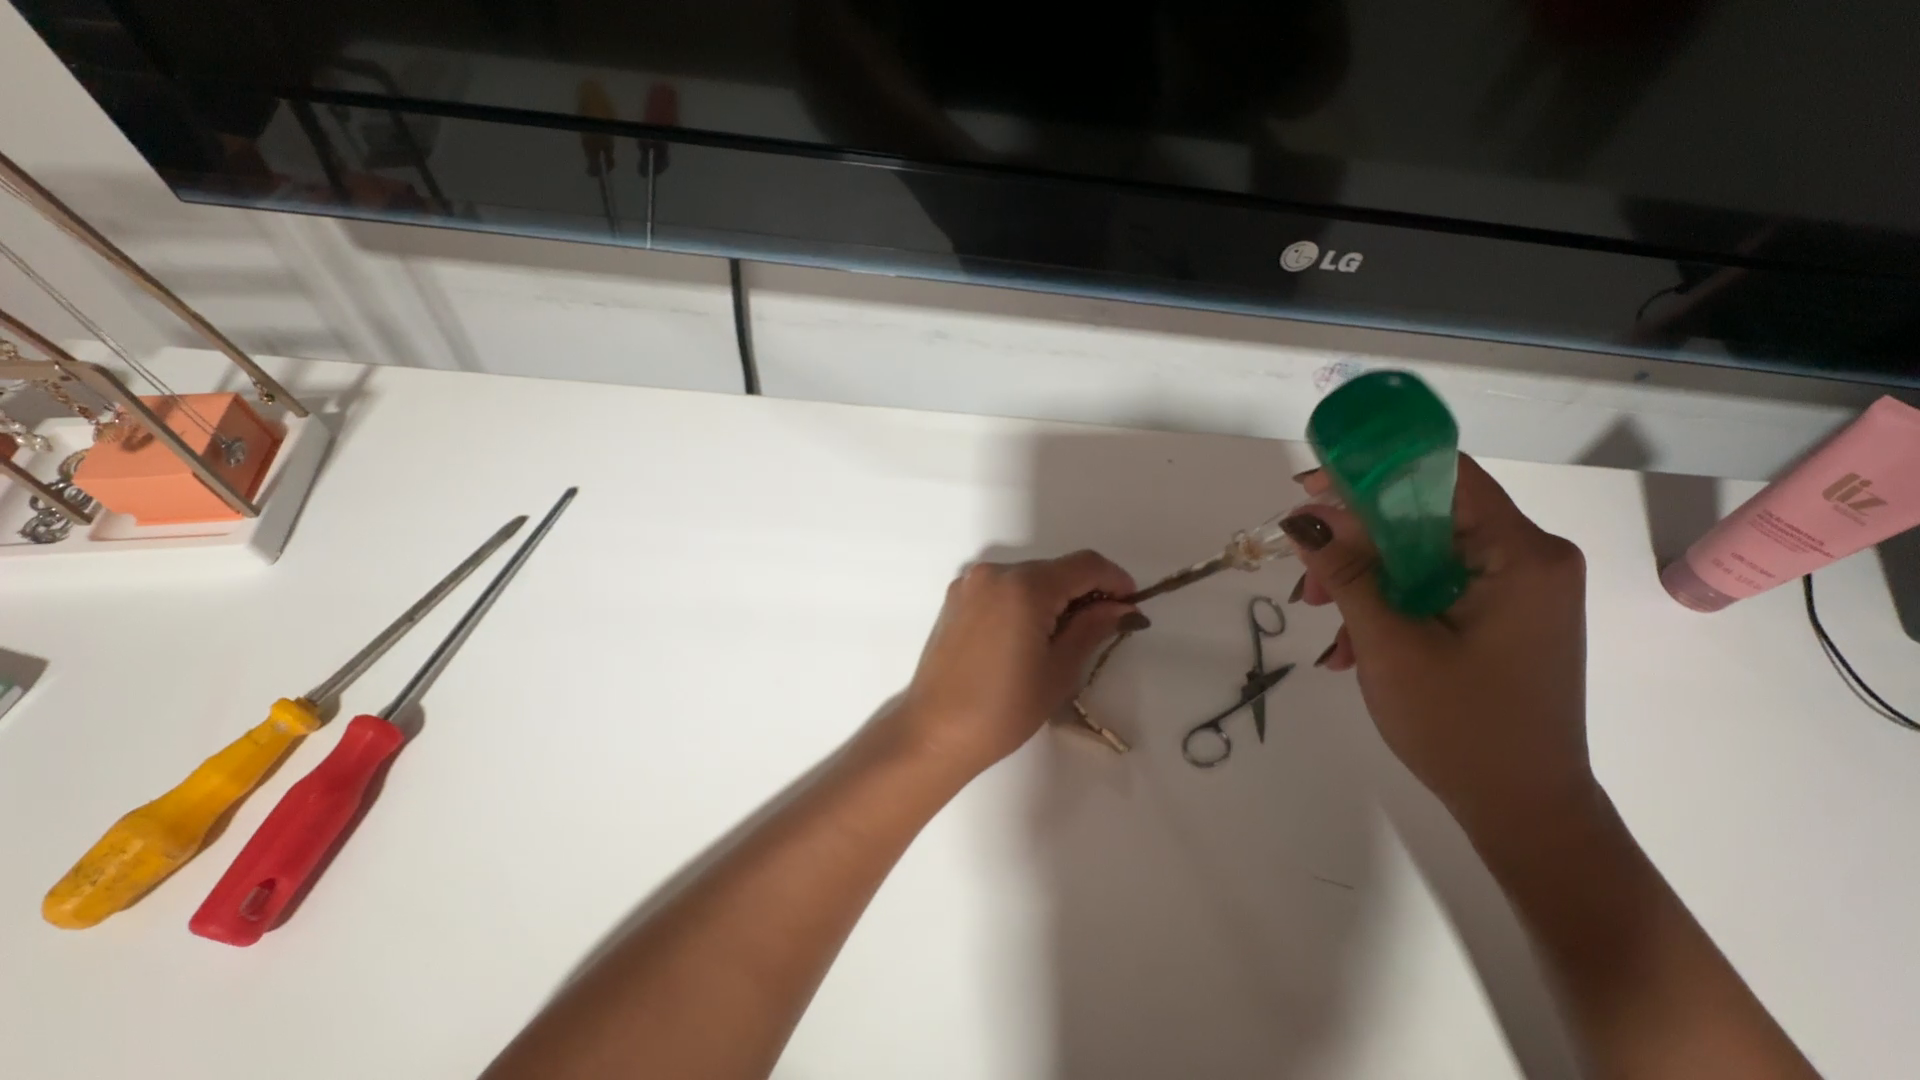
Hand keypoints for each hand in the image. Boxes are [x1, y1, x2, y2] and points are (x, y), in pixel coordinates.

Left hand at [890, 551, 1142, 776]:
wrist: (934, 732)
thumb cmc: (1003, 708)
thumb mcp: (1059, 670)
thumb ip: (1092, 628)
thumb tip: (1122, 607)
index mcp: (1024, 586)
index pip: (1085, 565)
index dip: (1115, 581)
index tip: (1131, 606)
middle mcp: (995, 573)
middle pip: (1055, 569)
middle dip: (1085, 591)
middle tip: (1105, 627)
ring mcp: (970, 584)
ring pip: (1029, 578)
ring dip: (1055, 597)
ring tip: (1067, 637)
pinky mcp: (956, 601)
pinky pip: (1003, 589)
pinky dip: (1026, 602)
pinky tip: (1032, 636)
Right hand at [1285, 455, 1593, 830]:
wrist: (1526, 811)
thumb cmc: (1462, 727)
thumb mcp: (1391, 645)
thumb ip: (1347, 574)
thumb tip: (1301, 519)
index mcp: (1520, 554)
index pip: (1442, 475)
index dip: (1371, 472)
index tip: (1310, 490)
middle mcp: (1531, 558)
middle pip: (1426, 516)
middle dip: (1357, 543)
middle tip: (1306, 578)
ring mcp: (1521, 590)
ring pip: (1424, 555)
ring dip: (1366, 581)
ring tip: (1323, 627)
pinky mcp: (1507, 616)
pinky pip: (1437, 587)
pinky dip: (1392, 607)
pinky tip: (1352, 648)